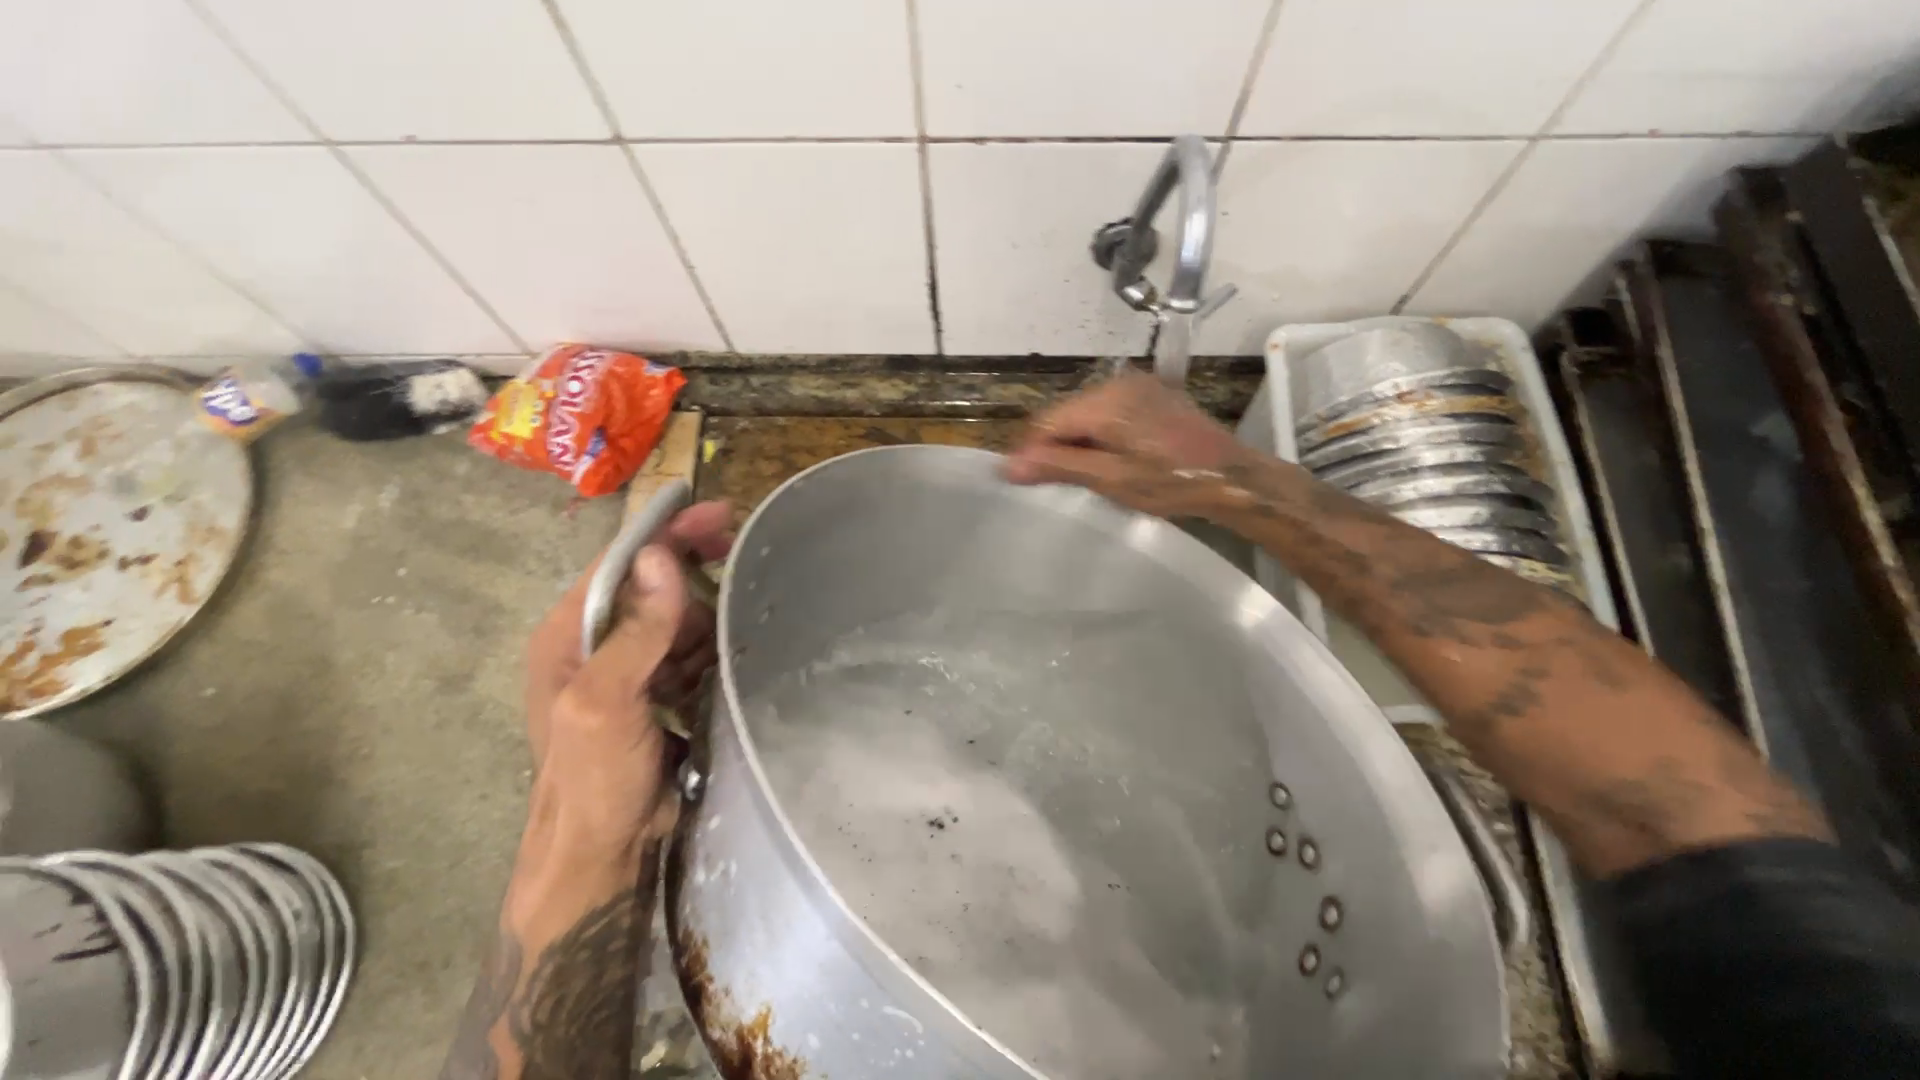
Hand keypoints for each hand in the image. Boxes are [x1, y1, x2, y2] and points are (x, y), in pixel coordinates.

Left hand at [522, 501, 732, 833]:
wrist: (601, 852)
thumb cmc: (593, 779)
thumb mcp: (607, 701)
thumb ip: (636, 630)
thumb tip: (660, 558)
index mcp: (567, 634)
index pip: (621, 563)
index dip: (668, 534)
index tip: (719, 514)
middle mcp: (591, 644)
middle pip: (651, 587)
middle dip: (693, 579)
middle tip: (737, 567)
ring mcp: (623, 672)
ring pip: (674, 621)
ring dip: (703, 624)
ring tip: (719, 650)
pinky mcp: (651, 696)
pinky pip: (685, 655)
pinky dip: (705, 654)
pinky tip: (717, 670)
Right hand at [1003, 373, 1251, 518]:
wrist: (1234, 478)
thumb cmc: (1172, 482)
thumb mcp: (1111, 479)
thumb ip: (1058, 466)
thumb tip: (1007, 466)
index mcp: (1106, 400)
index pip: (1047, 421)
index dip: (1030, 451)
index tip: (1022, 481)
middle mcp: (1119, 383)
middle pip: (1066, 414)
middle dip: (1055, 447)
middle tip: (1053, 484)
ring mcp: (1139, 387)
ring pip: (1087, 413)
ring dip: (1078, 442)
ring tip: (1083, 476)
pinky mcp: (1153, 397)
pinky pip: (1110, 412)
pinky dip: (1101, 434)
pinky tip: (1109, 460)